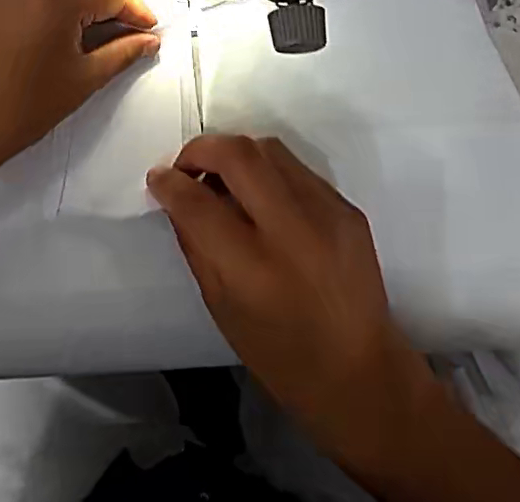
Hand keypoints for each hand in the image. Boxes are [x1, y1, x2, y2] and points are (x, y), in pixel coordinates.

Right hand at [146, 135, 439, 468]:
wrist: (361, 371)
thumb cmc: (280, 354)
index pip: (199, 204)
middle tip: (186, 167)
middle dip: (201, 149)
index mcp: (255, 268)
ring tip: (222, 179)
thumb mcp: (221, 306)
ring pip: (269, 148)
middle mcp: (294, 230)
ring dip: (235, 154)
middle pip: (238, 155)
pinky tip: (261, 198)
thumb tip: (178, 197)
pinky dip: (268, 172)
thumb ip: (196, 244)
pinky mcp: (347, 208)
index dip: (170, 183)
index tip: (158, 178)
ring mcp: (328, 213)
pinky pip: (296, 169)